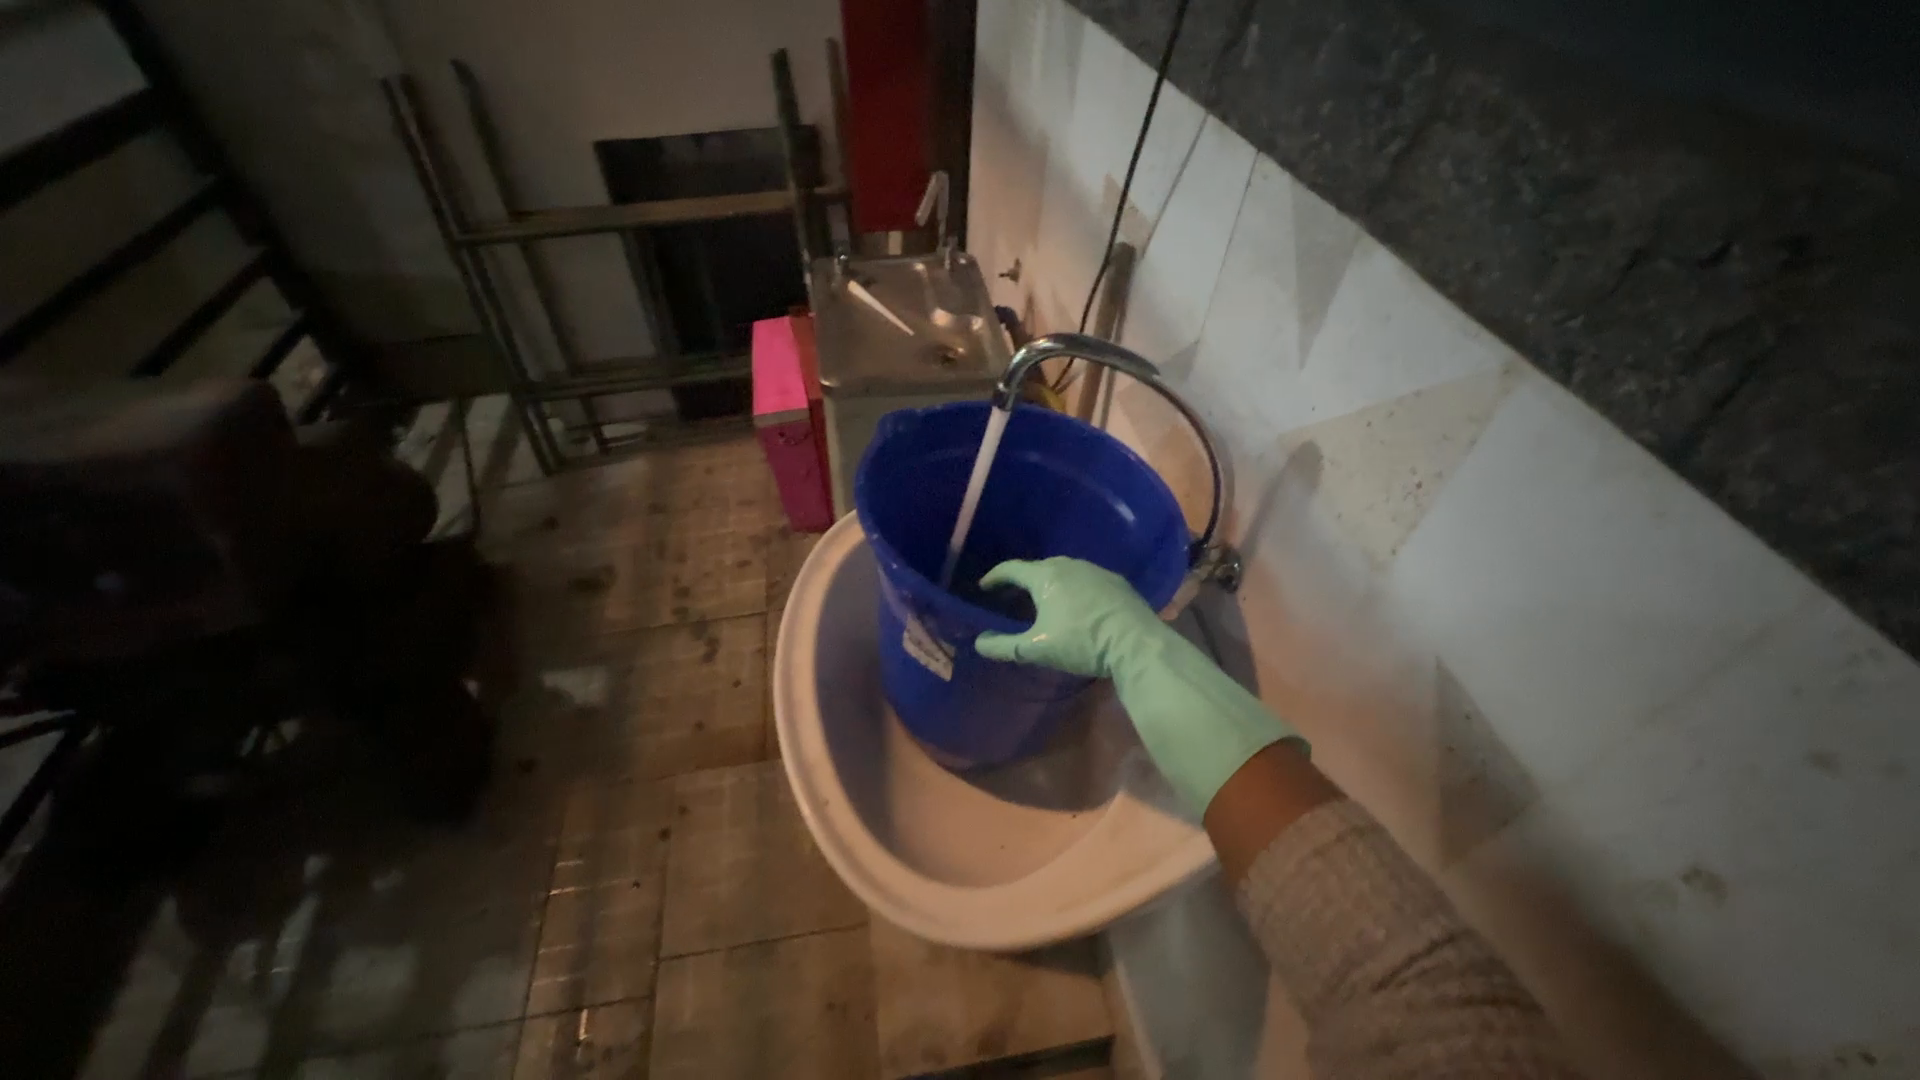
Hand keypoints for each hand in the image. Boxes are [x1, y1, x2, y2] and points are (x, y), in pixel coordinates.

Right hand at [973, 557, 1302, 815]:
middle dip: (1022, 582)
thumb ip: (1004, 646)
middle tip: (1010, 598)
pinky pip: (1085, 581)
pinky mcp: (1116, 582)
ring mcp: (1095, 570)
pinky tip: (1076, 607)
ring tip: (1042, 602)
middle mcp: (1069, 564)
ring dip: (1050, 585)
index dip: (994, 578)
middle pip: (1038, 569)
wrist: (1136, 643)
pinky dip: (1073, 590)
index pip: (1011, 569)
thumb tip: (978, 643)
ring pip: (1064, 573)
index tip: (983, 587)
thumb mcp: (1036, 649)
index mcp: (1045, 575)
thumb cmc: (1081, 642)